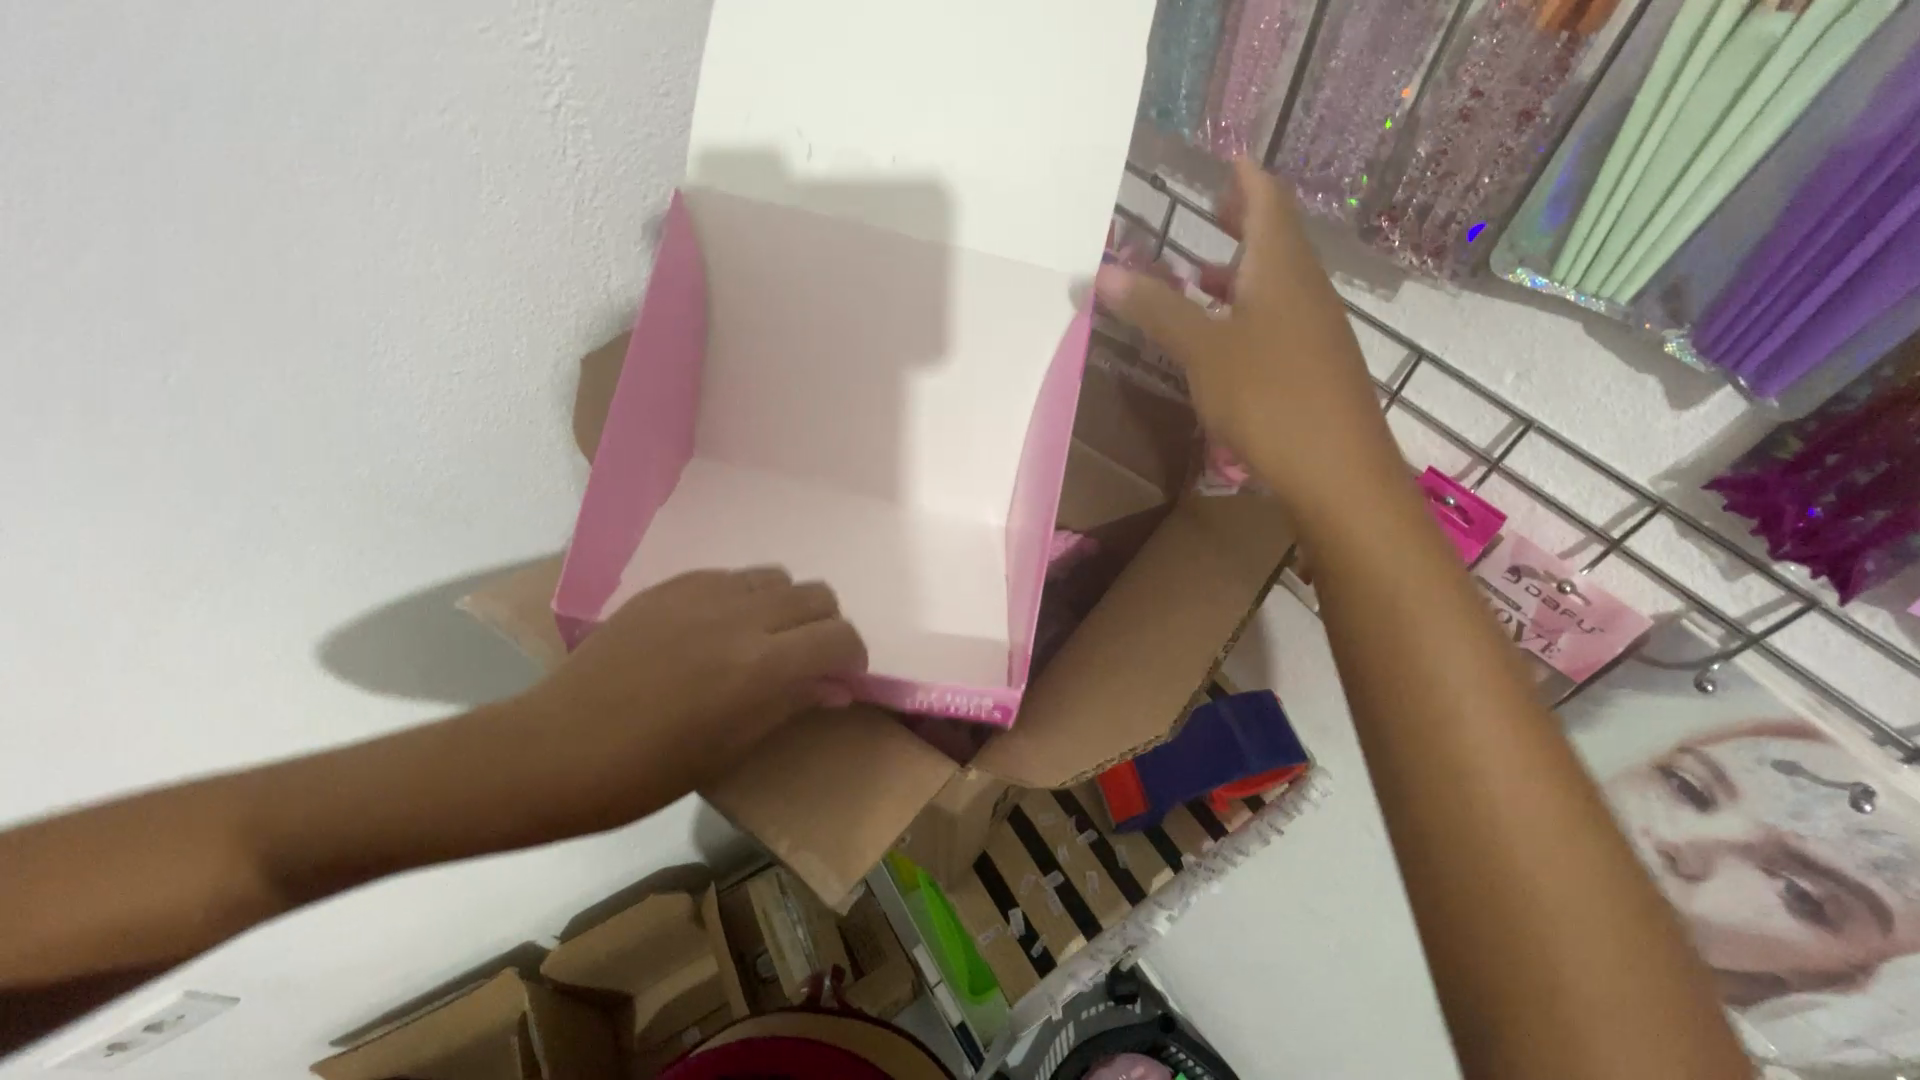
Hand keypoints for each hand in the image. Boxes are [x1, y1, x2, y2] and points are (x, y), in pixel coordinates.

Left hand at [489, 567, 867, 831]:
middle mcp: (740, 617)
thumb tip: (836, 687)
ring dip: (785, 606)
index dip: (853, 656)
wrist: (557, 749)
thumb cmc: (649, 771)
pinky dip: (742, 597)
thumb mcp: (732, 748)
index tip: (842, 678)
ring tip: (762, 641)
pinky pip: (728, 576)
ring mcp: (701, 595)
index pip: (839, 637)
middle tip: (806, 660)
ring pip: (775, 577)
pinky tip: (716, 630)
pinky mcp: (667, 587)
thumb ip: (791, 704)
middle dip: (825, 627)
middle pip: (816, 595)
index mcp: (761, 667)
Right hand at [1095, 159, 1403, 521]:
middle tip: (1207, 207)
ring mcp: (1314, 328)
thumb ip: (1156, 308)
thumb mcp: (1203, 349)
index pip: (1266, 199)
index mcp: (1281, 267)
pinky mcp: (1314, 365)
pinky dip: (1246, 310)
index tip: (1221, 158)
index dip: (1243, 176)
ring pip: (1274, 282)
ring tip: (1198, 274)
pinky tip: (1222, 338)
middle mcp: (1304, 287)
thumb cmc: (1269, 396)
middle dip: (1240, 220)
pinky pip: (1277, 318)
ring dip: (1239, 271)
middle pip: (1274, 237)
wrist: (1339, 471)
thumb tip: (1102, 271)